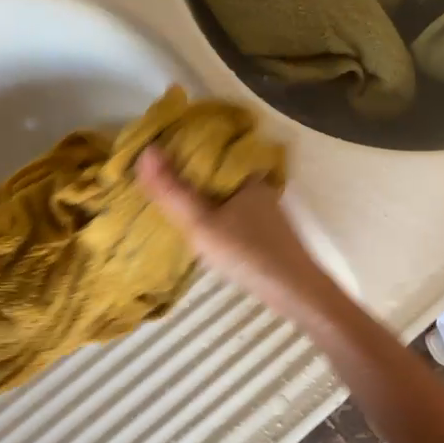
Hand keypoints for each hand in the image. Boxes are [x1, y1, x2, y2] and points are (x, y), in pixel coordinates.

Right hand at [137, 147, 340, 316]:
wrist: (297, 291)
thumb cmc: (248, 252)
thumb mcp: (202, 223)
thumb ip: (172, 190)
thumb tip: (146, 151)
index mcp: (245, 174)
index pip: (207, 152)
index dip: (178, 155)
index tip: (152, 163)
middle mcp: (257, 186)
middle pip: (214, 174)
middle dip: (187, 178)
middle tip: (154, 187)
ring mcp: (265, 210)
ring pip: (223, 196)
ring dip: (200, 199)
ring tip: (169, 206)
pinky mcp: (267, 232)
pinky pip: (231, 214)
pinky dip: (214, 216)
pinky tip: (200, 230)